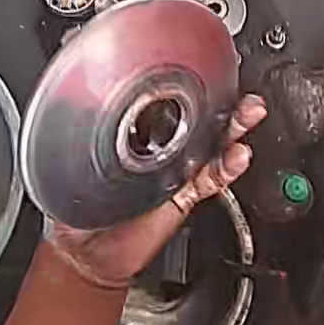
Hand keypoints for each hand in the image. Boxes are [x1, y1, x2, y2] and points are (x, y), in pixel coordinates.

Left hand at [48, 94, 266, 287]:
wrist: (86, 251)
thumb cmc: (80, 206)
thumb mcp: (74, 162)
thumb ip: (80, 135)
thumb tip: (77, 102)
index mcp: (138, 137)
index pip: (167, 106)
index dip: (189, 91)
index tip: (205, 74)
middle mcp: (162, 152)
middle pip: (201, 124)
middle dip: (225, 107)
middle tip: (242, 94)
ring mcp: (175, 174)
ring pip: (212, 149)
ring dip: (234, 132)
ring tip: (249, 116)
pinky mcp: (181, 198)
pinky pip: (208, 181)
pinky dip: (225, 169)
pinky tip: (237, 157)